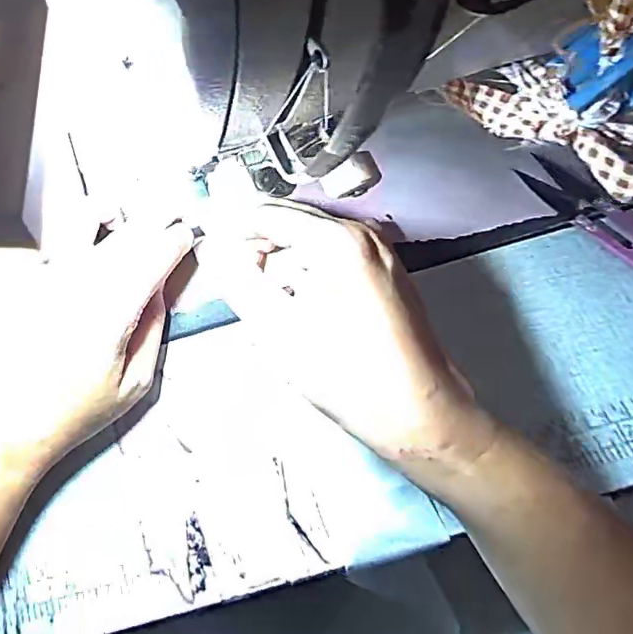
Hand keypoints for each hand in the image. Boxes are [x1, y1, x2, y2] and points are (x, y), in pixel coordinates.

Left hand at [0, 222, 195, 485]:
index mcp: (109, 311)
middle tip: (166, 224)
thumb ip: (154, 328)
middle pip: (123, 230)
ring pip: (87, 223)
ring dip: (115, 219)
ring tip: (127, 224)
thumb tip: (160, 288)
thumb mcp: (133, 384)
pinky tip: (92, 251)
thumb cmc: (65, 412)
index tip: (184, 235)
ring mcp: (45, 274)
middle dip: (151, 224)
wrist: (4, 417)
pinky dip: (83, 237)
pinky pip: (61, 242)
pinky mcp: (26, 275)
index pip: (152, 252)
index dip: (174, 238)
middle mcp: (75, 283)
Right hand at [220, 203, 500, 479]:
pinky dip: (303, 266)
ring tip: (264, 294)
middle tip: (230, 275)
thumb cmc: (349, 377)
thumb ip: (235, 279)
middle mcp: (361, 233)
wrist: (424, 419)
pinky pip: (329, 250)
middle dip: (253, 243)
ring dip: (278, 256)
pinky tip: (295, 300)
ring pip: (306, 234)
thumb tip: (209, 249)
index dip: (229, 231)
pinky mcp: (384, 267)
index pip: (264, 214)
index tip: (208, 251)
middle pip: (286, 218)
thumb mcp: (275, 328)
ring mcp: (378, 248)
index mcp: (336, 241)